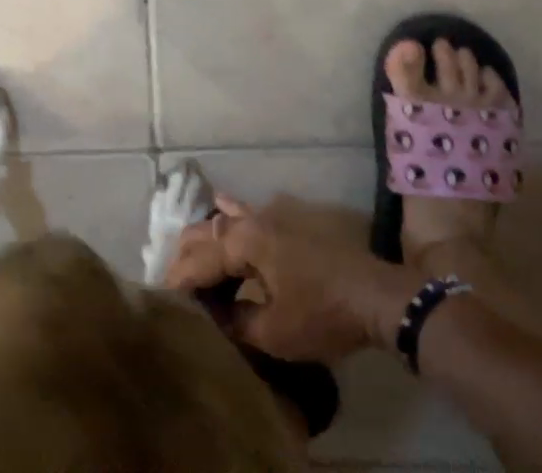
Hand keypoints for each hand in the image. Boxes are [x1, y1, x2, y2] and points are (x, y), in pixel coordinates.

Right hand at [166, 194, 423, 362]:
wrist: (380, 298)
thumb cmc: (324, 315)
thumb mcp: (273, 332)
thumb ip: (233, 321)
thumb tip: (212, 315)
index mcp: (241, 242)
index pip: (194, 262)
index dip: (175, 285)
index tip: (161, 304)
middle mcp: (250, 221)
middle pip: (200, 234)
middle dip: (183, 260)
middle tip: (175, 290)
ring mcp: (270, 216)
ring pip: (220, 220)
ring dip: (202, 240)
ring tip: (191, 264)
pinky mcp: (288, 222)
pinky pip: (245, 213)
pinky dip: (227, 216)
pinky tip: (220, 209)